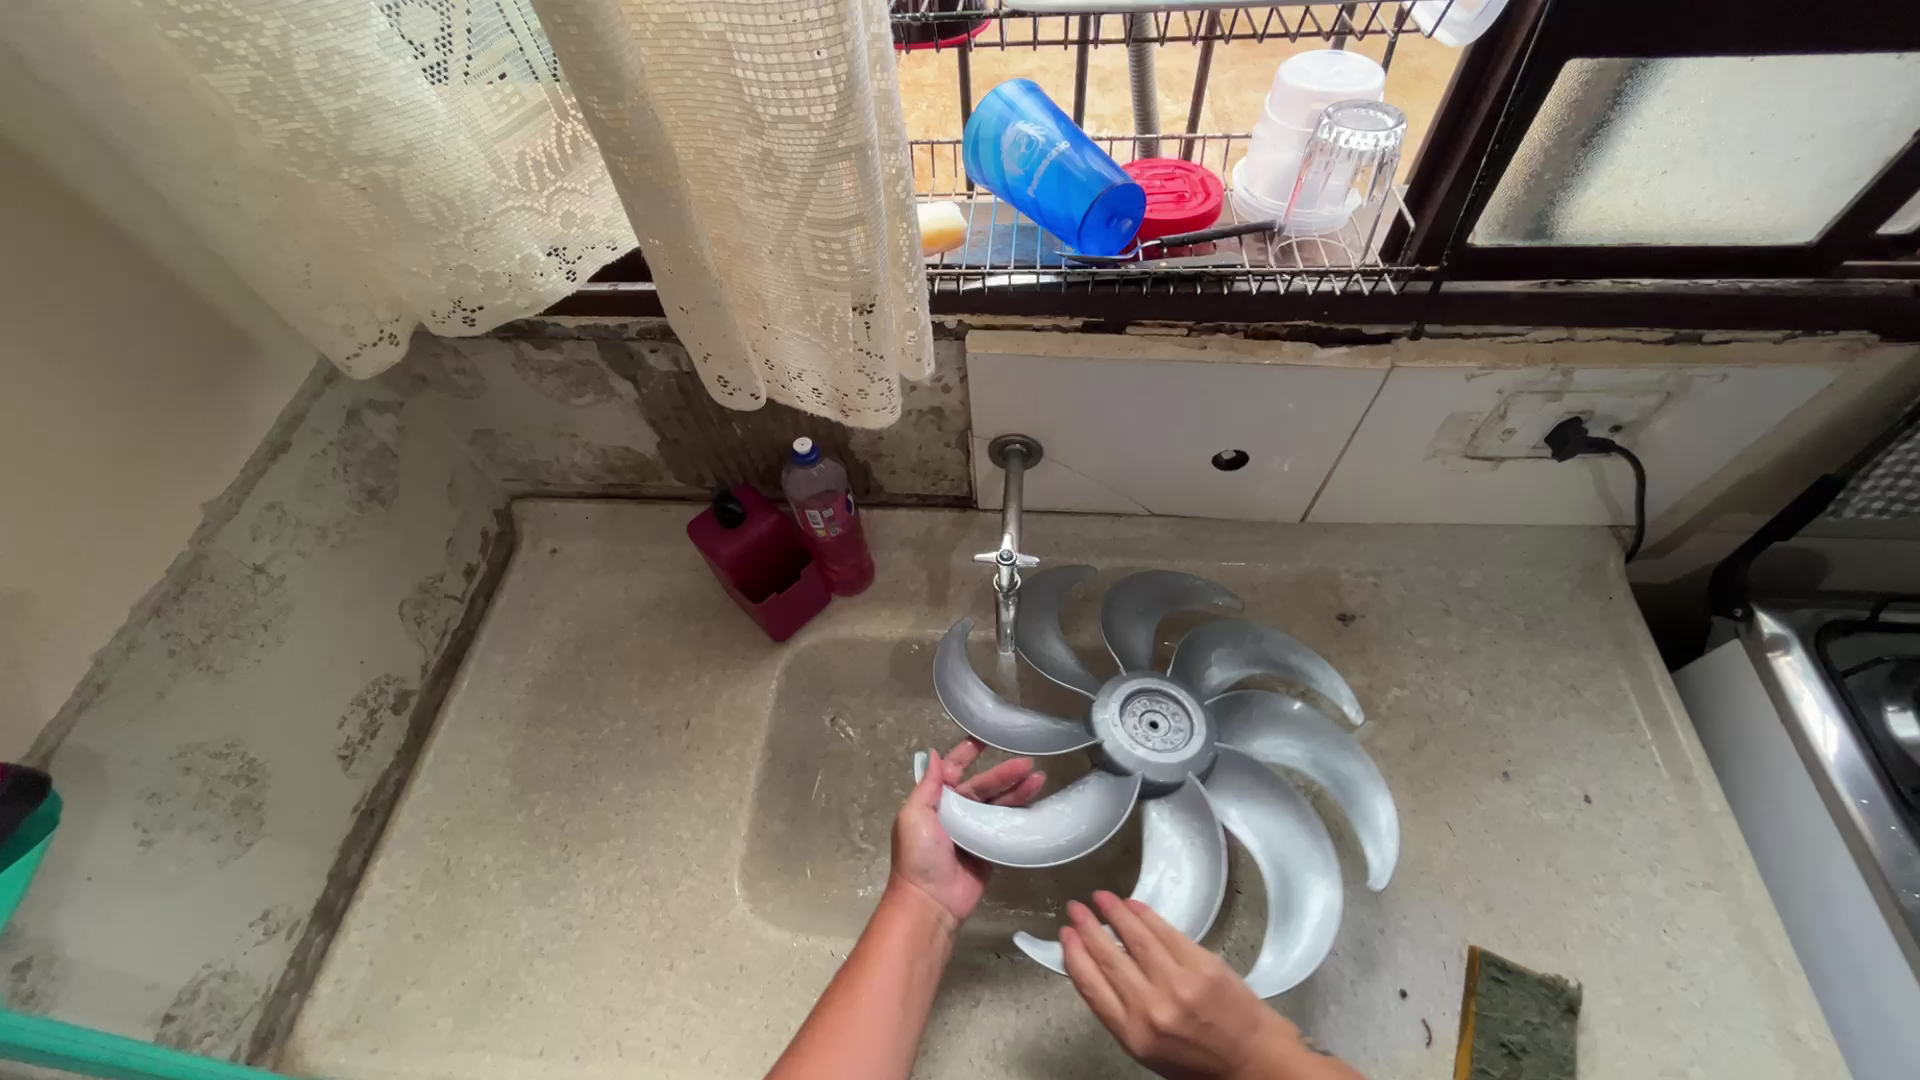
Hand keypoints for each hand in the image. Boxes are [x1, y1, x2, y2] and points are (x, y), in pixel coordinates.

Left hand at [889, 738, 1045, 927]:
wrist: (930, 903)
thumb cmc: (918, 855)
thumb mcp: (914, 815)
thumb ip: (928, 785)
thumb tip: (935, 754)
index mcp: (935, 800)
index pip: (953, 769)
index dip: (968, 753)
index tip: (985, 737)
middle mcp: (956, 811)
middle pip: (983, 786)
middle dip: (1004, 773)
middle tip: (1028, 763)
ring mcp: (974, 830)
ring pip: (999, 804)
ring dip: (1017, 790)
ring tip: (1039, 778)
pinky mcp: (990, 850)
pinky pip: (1007, 827)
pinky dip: (1021, 814)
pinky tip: (1036, 803)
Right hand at [1061, 892, 1363, 1079]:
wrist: (1253, 1061)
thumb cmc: (1197, 1061)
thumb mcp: (1149, 1050)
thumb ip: (1122, 1012)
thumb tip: (1096, 965)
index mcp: (1134, 1036)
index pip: (1091, 986)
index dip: (1074, 955)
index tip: (1065, 934)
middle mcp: (1151, 1008)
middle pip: (1109, 957)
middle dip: (1088, 928)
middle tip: (1075, 907)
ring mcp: (1178, 983)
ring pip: (1135, 937)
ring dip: (1114, 912)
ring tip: (1101, 897)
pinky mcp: (1201, 964)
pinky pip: (1165, 931)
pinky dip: (1145, 914)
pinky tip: (1132, 904)